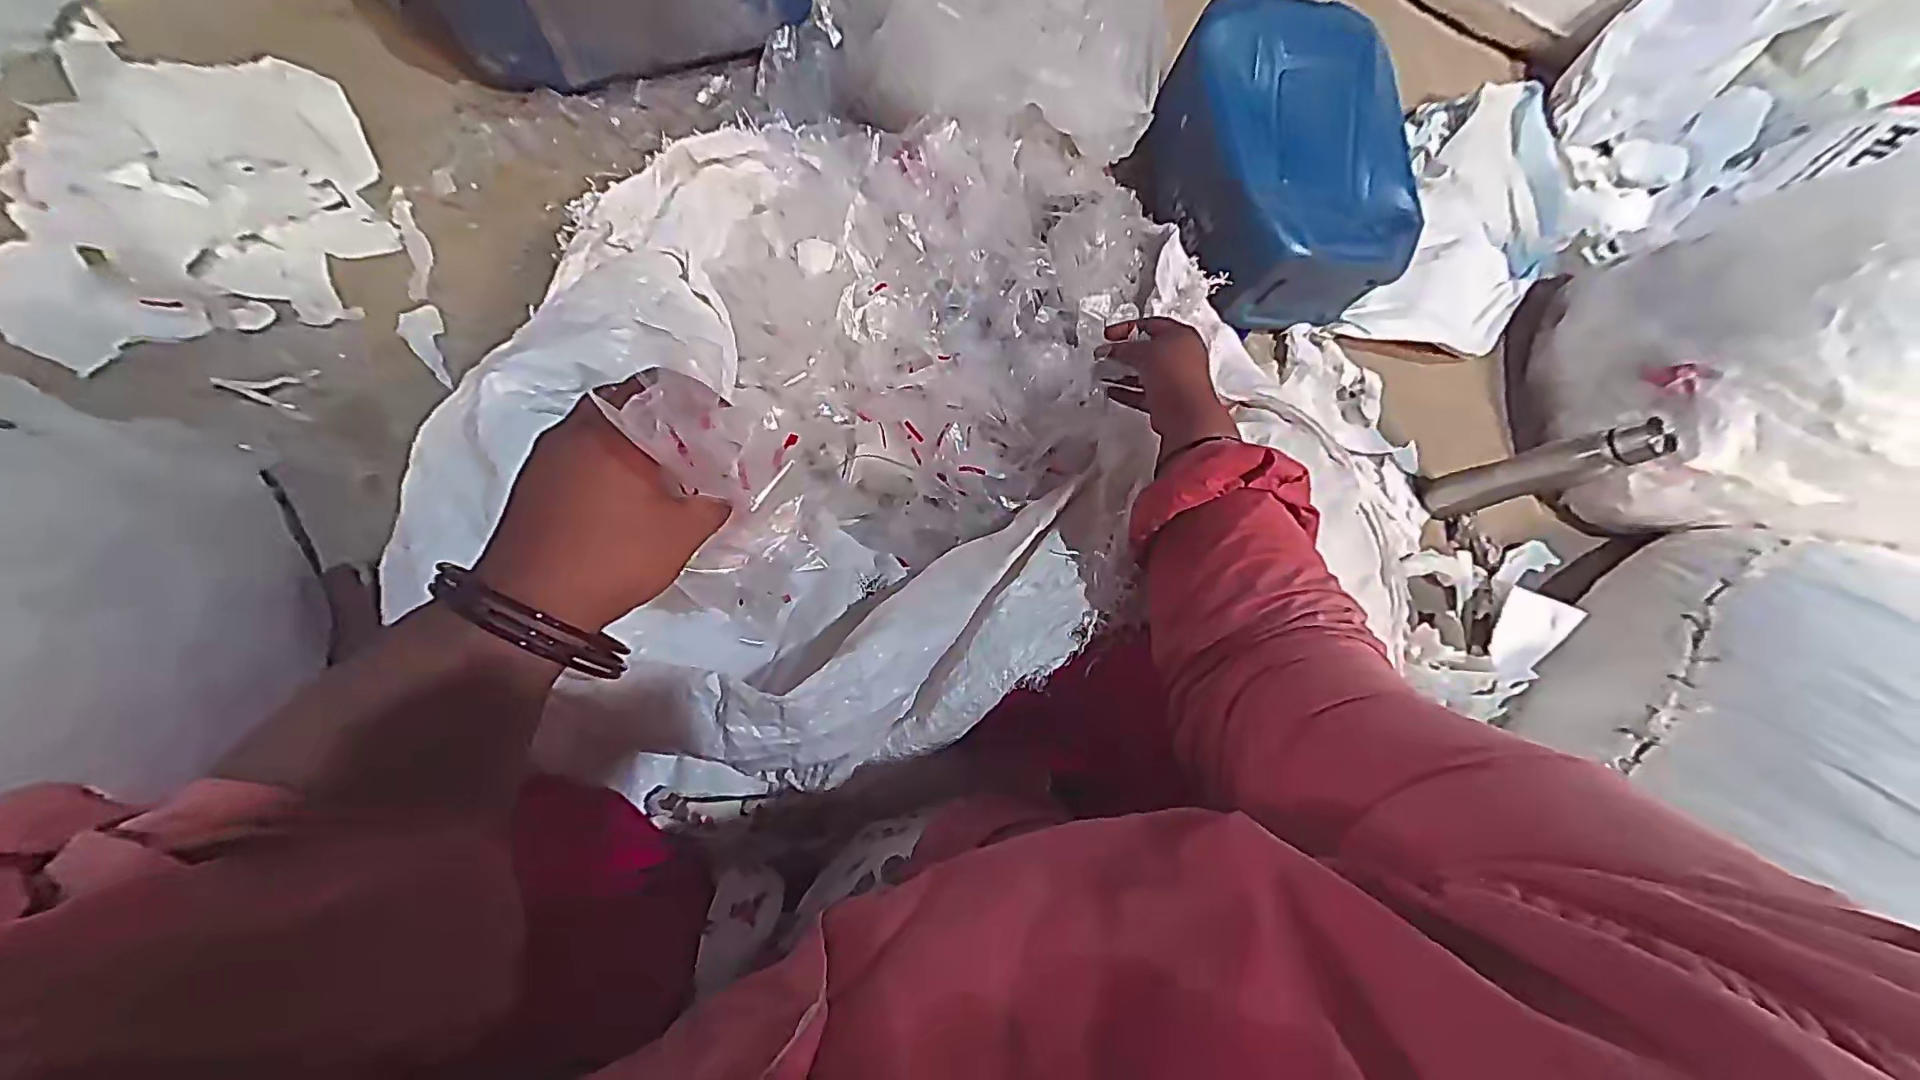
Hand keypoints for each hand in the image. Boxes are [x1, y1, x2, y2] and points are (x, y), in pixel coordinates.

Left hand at [474, 384, 730, 632]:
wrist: (531, 606)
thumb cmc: (613, 558)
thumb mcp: (682, 533)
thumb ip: (714, 505)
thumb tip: (726, 496)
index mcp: (611, 430)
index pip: (657, 385)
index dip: (696, 399)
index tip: (719, 424)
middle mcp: (573, 431)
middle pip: (628, 403)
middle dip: (669, 420)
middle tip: (699, 446)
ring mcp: (548, 455)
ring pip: (604, 429)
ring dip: (639, 442)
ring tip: (672, 472)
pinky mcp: (536, 481)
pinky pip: (584, 453)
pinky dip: (614, 461)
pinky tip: (635, 493)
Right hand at [1097, 317, 1238, 462]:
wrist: (1185, 412)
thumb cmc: (1177, 376)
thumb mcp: (1143, 352)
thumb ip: (1123, 349)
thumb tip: (1110, 349)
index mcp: (1182, 336)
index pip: (1151, 325)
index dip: (1128, 328)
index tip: (1111, 334)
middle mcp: (1181, 357)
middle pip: (1148, 350)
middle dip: (1125, 352)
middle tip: (1109, 353)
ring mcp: (1175, 379)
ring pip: (1145, 373)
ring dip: (1124, 373)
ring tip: (1107, 372)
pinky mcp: (1167, 400)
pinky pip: (1142, 393)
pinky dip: (1127, 391)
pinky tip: (1114, 391)